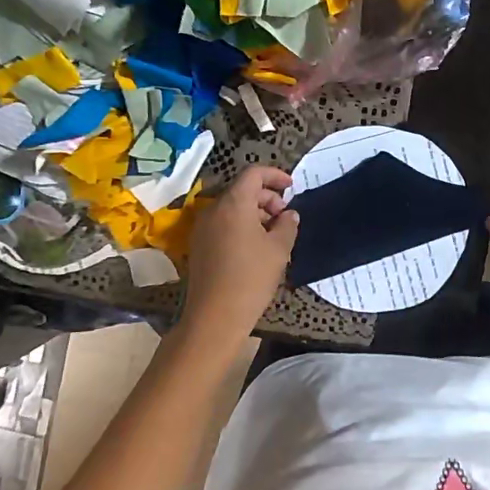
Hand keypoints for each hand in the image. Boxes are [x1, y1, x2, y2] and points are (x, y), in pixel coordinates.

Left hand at [181, 166, 299, 340]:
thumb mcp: (279, 250)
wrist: (215, 315)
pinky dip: (240, 226)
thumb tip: (289, 214)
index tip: (291, 186)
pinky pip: (222, 224)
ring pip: (231, 208)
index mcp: (233, 203)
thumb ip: (287, 225)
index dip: (274, 175)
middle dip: (266, 198)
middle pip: (241, 190)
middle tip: (285, 218)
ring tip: (274, 235)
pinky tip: (255, 247)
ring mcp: (202, 227)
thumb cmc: (251, 277)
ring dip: (254, 213)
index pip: (253, 174)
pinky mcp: (198, 244)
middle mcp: (213, 209)